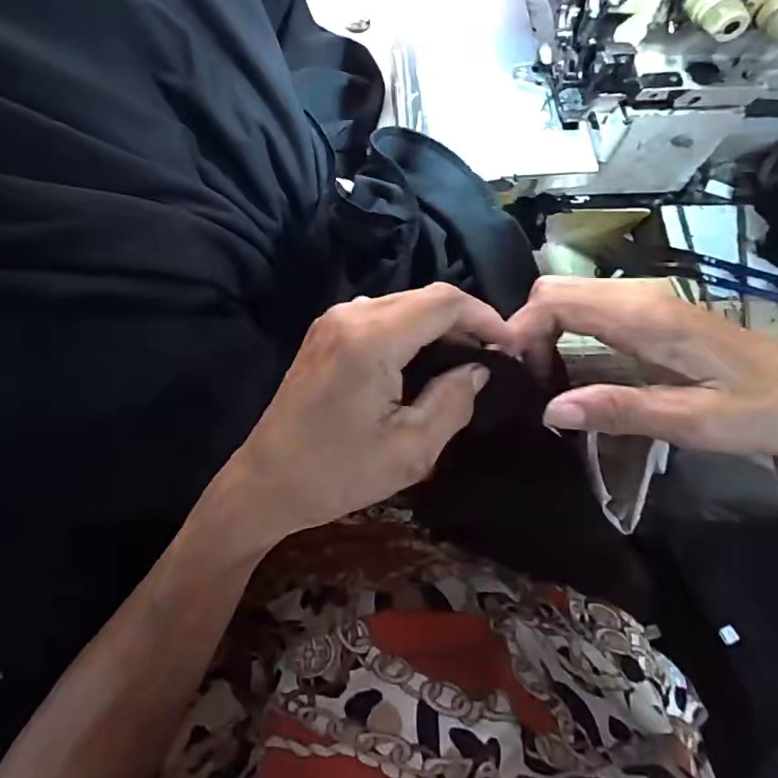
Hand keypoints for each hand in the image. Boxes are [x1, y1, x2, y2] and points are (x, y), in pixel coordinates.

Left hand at [219, 284, 515, 547]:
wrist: (265, 481)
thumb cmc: (336, 473)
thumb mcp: (410, 450)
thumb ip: (452, 401)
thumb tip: (477, 370)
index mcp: (371, 338)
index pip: (444, 301)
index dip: (486, 317)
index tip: (512, 349)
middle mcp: (350, 314)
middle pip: (423, 296)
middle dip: (464, 320)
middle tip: (494, 358)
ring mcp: (331, 320)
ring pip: (401, 303)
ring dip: (436, 324)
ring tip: (467, 359)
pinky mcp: (323, 333)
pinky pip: (378, 315)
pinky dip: (409, 329)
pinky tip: (423, 359)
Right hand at [508, 276, 777, 465]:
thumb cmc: (762, 415)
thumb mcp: (695, 423)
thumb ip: (621, 412)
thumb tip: (549, 409)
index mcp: (647, 317)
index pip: (556, 300)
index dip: (522, 329)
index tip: (515, 373)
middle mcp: (640, 296)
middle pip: (554, 289)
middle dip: (526, 326)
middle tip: (526, 376)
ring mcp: (646, 299)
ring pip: (567, 293)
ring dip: (542, 326)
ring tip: (541, 374)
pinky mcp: (649, 310)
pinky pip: (586, 303)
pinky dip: (562, 326)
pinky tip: (568, 362)